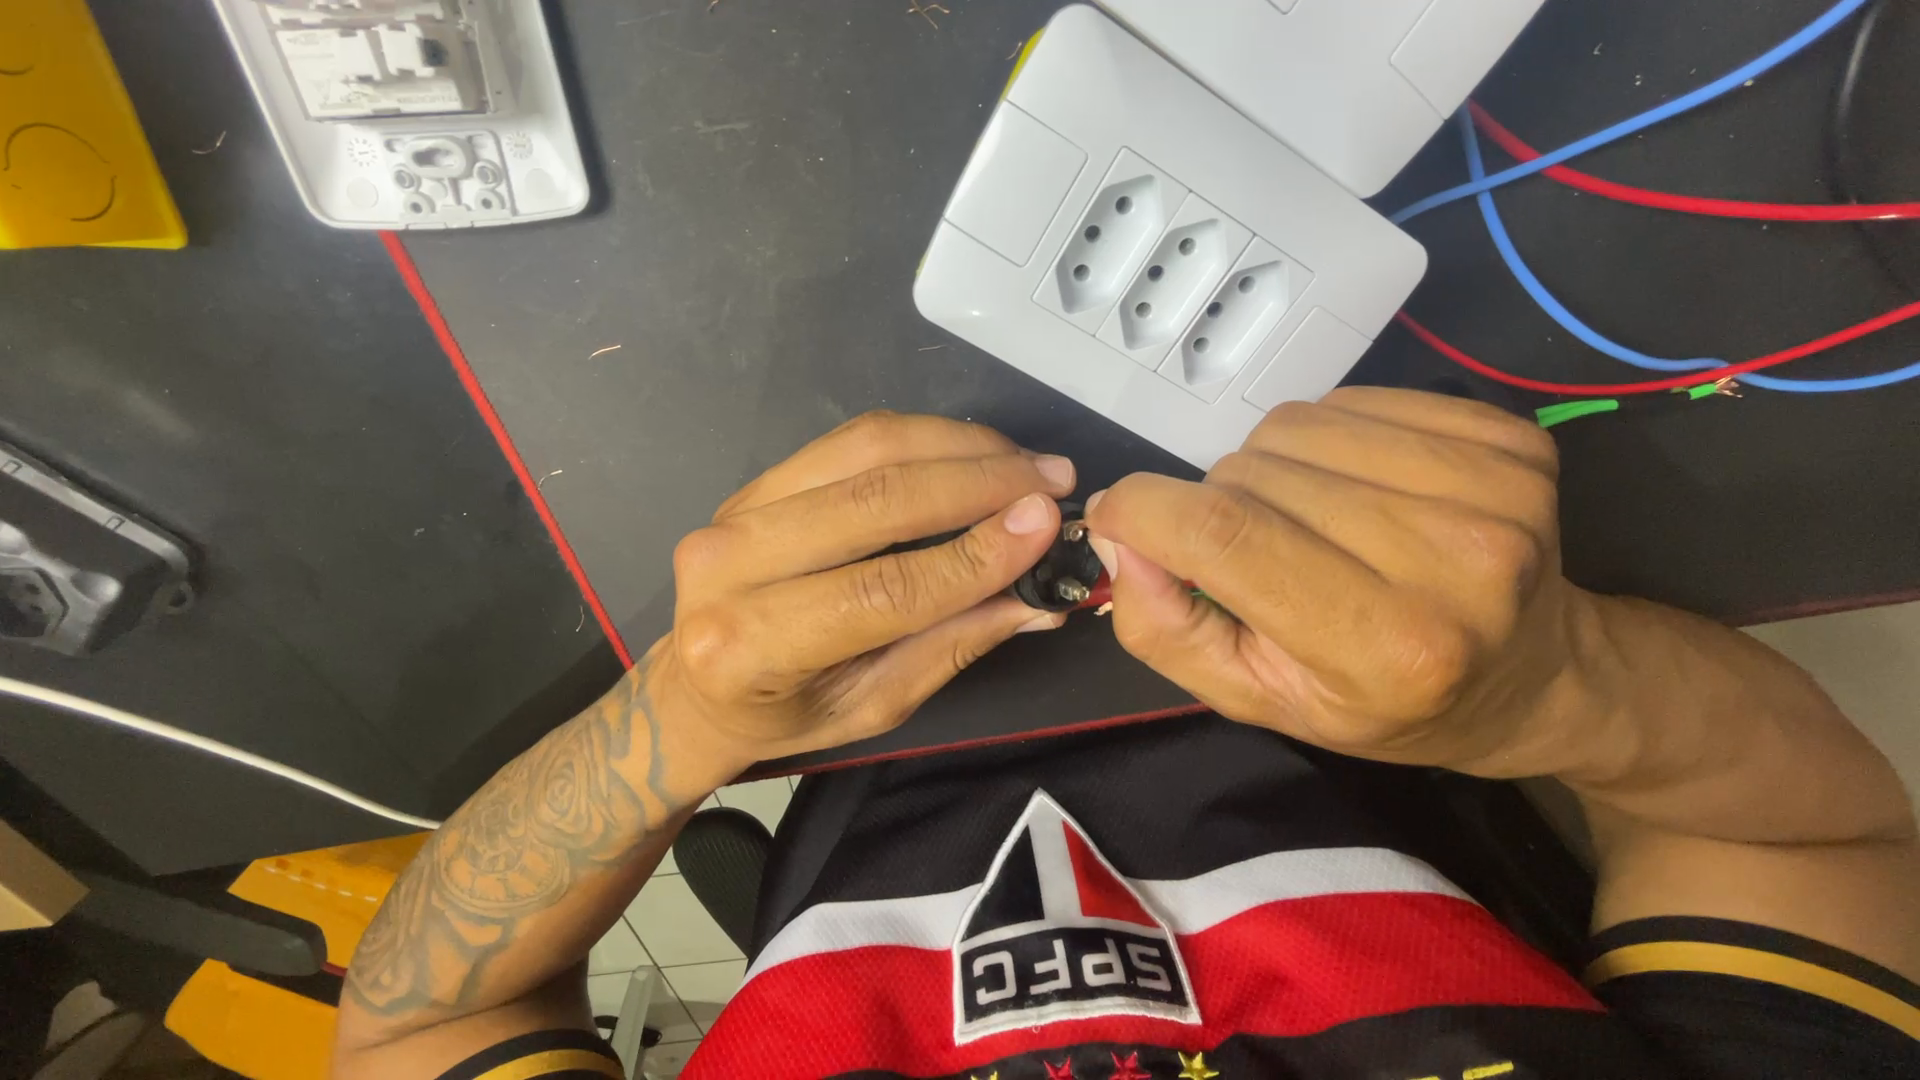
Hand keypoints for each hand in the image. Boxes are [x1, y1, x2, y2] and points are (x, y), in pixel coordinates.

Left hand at [646, 411, 1076, 773]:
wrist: (698, 685)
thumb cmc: (787, 715)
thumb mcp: (874, 704)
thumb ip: (952, 643)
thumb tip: (1041, 597)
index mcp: (750, 646)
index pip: (881, 591)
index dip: (970, 557)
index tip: (1047, 524)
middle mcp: (729, 564)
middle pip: (874, 502)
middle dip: (978, 483)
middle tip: (1053, 481)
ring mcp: (735, 509)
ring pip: (865, 451)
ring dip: (959, 446)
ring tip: (1026, 462)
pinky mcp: (756, 479)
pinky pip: (851, 440)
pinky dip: (924, 437)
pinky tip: (974, 450)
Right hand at [1086, 387, 1589, 777]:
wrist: (1531, 677)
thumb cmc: (1377, 704)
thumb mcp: (1253, 697)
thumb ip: (1167, 629)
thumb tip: (1119, 536)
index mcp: (1381, 644)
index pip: (1225, 535)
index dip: (1145, 510)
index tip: (1115, 516)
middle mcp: (1451, 558)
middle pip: (1252, 475)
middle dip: (1214, 504)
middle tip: (1251, 554)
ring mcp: (1490, 488)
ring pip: (1293, 426)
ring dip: (1267, 467)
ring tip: (1302, 520)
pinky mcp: (1508, 437)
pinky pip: (1349, 401)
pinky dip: (1322, 439)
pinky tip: (1351, 490)